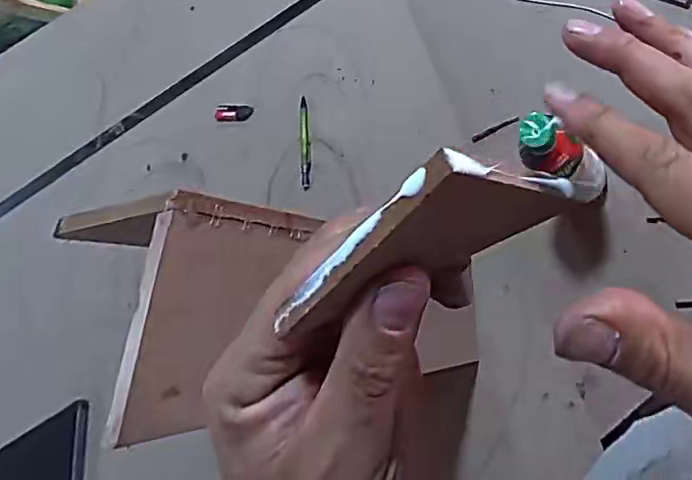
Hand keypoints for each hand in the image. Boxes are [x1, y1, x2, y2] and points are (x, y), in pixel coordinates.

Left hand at [203, 211, 467, 479]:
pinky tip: (433, 283)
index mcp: (248, 366)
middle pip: (322, 268)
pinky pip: (368, 294)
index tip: (408, 239)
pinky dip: (403, 282)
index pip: (298, 286)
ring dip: (397, 258)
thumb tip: (405, 279)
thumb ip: (369, 368)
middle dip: (380, 250)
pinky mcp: (338, 341)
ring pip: (348, 271)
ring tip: (444, 262)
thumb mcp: (344, 451)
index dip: (351, 253)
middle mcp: (271, 338)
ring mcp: (306, 337)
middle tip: (437, 247)